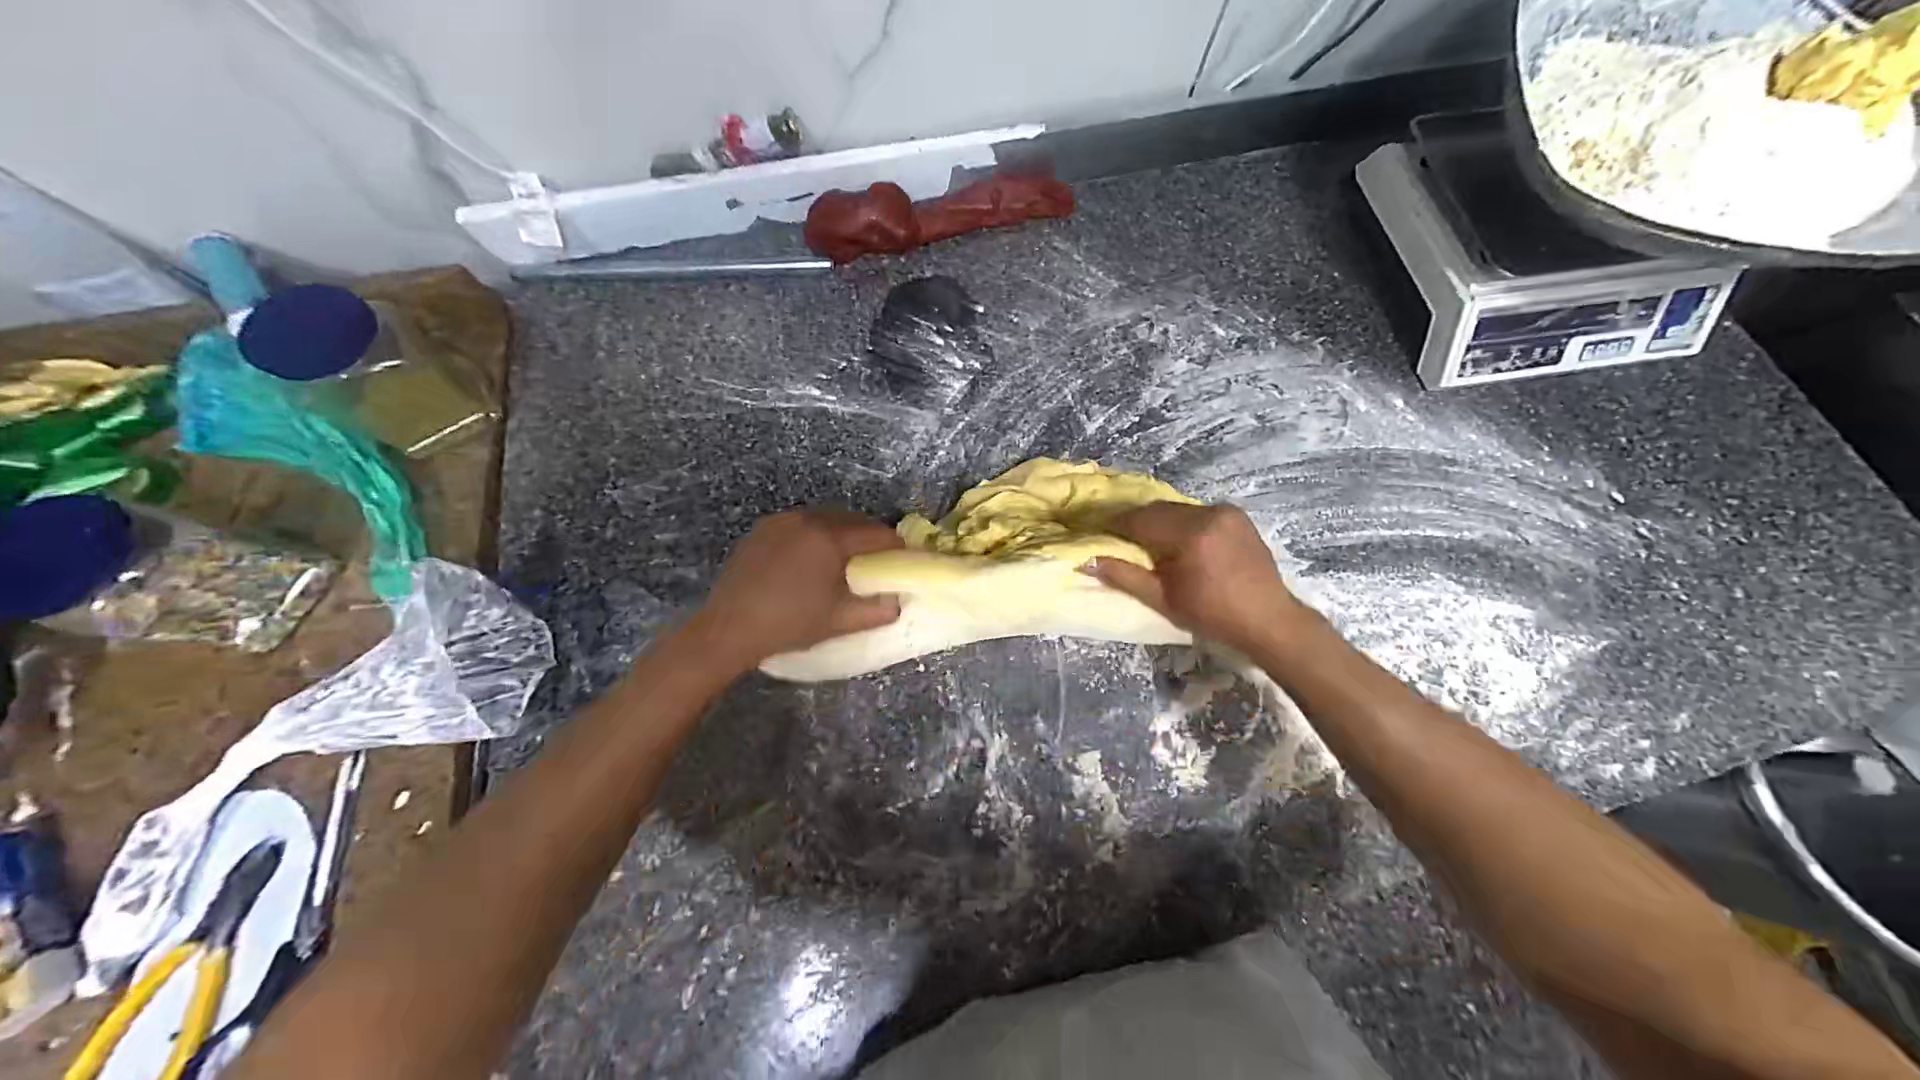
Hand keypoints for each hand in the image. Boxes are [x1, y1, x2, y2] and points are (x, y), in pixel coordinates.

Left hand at [688, 509, 903, 670]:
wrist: (728, 629)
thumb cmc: (789, 625)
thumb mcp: (840, 621)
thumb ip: (877, 610)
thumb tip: (897, 602)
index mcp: (829, 538)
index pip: (876, 534)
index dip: (895, 547)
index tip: (903, 561)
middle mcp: (807, 520)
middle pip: (852, 520)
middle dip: (870, 537)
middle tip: (877, 561)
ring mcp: (781, 521)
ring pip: (825, 518)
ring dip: (842, 533)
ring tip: (844, 559)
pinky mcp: (762, 529)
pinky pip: (800, 524)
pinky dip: (814, 535)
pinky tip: (811, 560)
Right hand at [1088, 502, 1310, 653]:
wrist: (1268, 620)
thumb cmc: (1213, 615)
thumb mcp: (1162, 599)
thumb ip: (1124, 576)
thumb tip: (1088, 561)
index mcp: (1190, 535)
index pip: (1141, 519)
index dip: (1116, 525)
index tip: (1098, 532)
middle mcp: (1209, 514)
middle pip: (1158, 510)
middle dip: (1136, 522)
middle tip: (1118, 537)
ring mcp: (1226, 512)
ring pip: (1177, 509)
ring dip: (1158, 521)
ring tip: (1147, 542)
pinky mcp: (1236, 515)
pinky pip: (1196, 512)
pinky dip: (1180, 522)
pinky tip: (1177, 542)